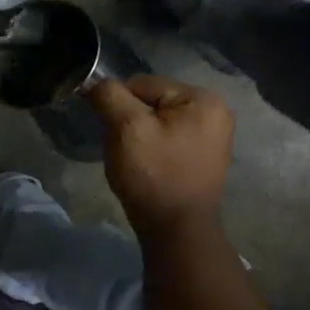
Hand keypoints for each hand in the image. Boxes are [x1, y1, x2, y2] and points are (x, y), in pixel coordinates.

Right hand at [86, 75, 235, 234]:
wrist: (176, 226)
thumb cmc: (153, 174)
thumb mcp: (126, 128)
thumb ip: (109, 96)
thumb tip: (94, 83)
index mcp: (202, 98)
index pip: (141, 83)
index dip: (118, 104)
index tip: (113, 131)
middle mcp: (215, 110)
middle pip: (151, 100)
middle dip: (129, 119)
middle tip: (124, 147)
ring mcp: (213, 134)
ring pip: (156, 119)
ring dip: (138, 134)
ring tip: (135, 158)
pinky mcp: (204, 154)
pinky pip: (167, 136)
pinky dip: (151, 146)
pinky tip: (148, 165)